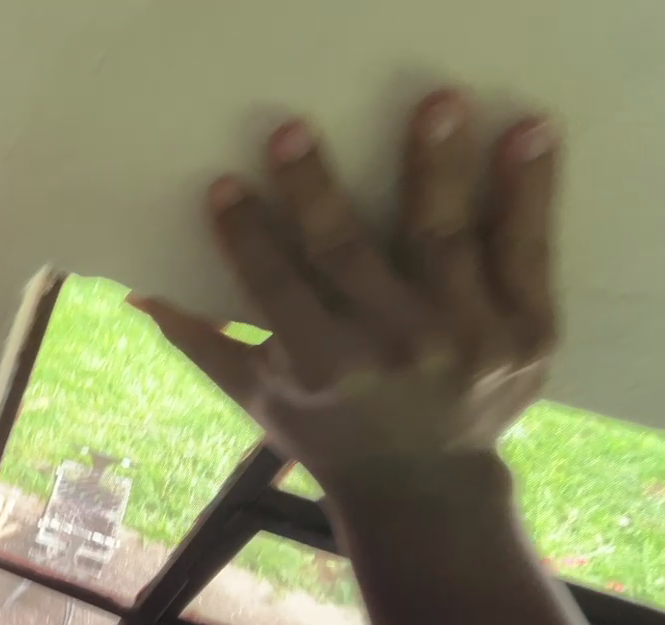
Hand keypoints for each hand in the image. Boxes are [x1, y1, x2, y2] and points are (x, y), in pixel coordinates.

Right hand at [130, 89, 558, 499]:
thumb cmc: (319, 431)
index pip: (272, 284)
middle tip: (291, 132)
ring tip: (436, 106)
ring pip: (440, 236)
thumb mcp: (251, 393)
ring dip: (433, 168)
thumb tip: (136, 298)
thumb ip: (199, 342)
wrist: (420, 479)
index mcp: (317, 368)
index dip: (245, 233)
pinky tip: (525, 136)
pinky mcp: (527, 327)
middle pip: (345, 251)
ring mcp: (464, 336)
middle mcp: (388, 349)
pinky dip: (527, 191)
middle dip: (313, 190)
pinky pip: (525, 247)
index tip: (226, 185)